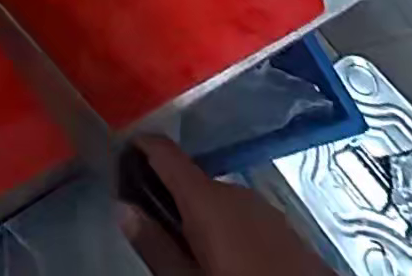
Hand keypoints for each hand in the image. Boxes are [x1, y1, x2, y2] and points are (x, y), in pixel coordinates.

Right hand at [117, 136, 330, 275]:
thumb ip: (155, 246)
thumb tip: (123, 208)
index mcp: (206, 199)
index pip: (163, 149)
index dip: (139, 147)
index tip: (120, 161)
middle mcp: (235, 192)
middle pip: (190, 181)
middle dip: (169, 199)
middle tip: (155, 232)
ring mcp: (267, 211)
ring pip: (218, 202)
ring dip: (201, 219)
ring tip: (194, 257)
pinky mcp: (290, 233)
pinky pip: (246, 220)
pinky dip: (230, 233)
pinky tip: (232, 267)